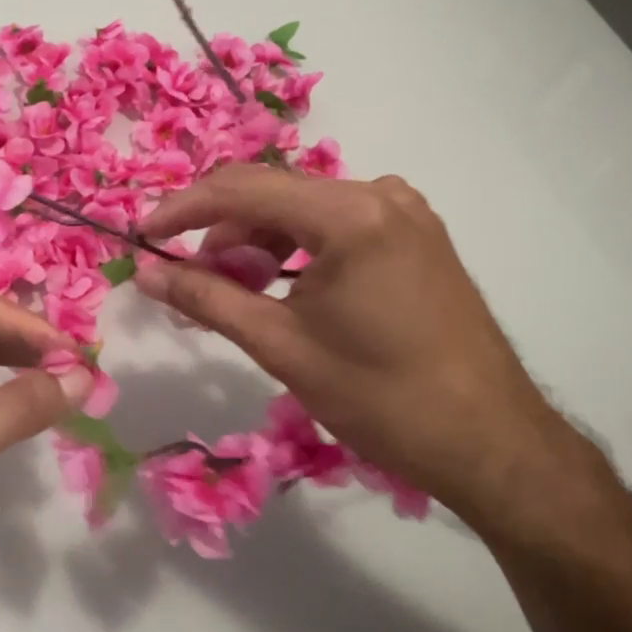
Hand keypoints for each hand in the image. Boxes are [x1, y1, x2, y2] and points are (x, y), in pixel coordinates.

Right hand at [136, 165, 595, 522]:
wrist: (490, 442)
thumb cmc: (381, 397)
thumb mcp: (280, 345)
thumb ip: (206, 298)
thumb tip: (143, 272)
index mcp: (350, 214)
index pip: (242, 189)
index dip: (182, 211)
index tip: (140, 239)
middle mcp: (380, 195)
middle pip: (272, 197)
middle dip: (220, 235)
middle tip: (185, 283)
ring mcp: (404, 214)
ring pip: (302, 213)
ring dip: (256, 245)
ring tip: (229, 294)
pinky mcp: (415, 239)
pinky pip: (335, 229)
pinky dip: (295, 253)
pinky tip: (276, 290)